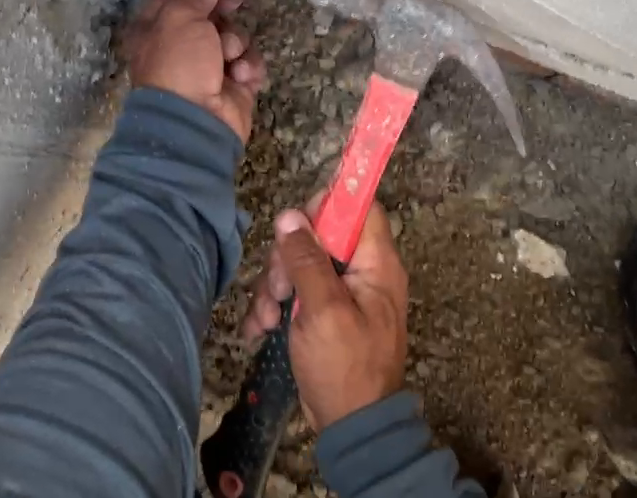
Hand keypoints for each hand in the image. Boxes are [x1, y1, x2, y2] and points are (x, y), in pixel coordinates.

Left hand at [124, 0, 265, 140]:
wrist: (193, 125)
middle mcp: (182, 40)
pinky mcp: (232, 83)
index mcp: (158, 23)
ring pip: (234, 33)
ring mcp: (208, 63)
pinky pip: (247, 61)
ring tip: (227, 55)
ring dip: (235, 41)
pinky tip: (239, 76)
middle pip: (211, 5)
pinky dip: (246, 67)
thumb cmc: (178, 64)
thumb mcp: (182, 17)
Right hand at [241, 203, 408, 431]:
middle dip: (288, 257)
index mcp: (375, 264)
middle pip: (317, 235)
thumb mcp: (323, 310)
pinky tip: (261, 328)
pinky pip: (294, 291)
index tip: (298, 224)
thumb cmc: (345, 368)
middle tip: (280, 288)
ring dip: (274, 286)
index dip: (328, 206)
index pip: (359, 208)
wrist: (351, 430)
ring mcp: (340, 293)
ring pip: (298, 262)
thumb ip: (306, 260)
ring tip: (268, 318)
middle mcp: (360, 272)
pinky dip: (275, 306)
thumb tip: (290, 216)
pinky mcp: (321, 311)